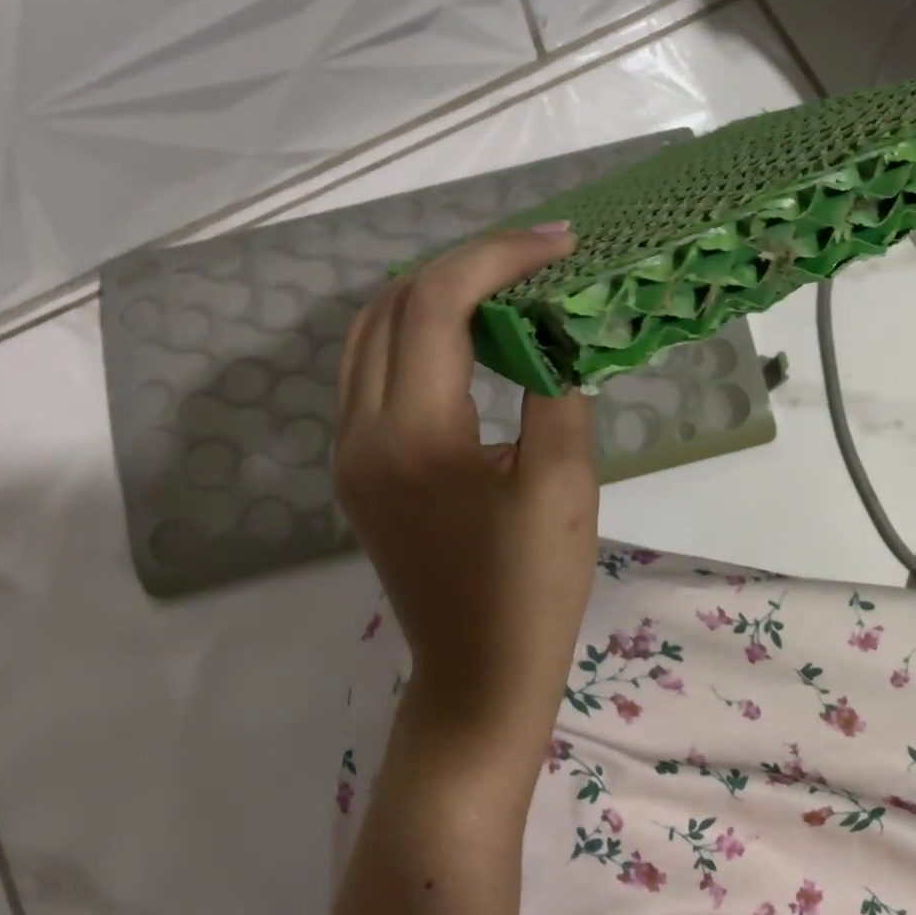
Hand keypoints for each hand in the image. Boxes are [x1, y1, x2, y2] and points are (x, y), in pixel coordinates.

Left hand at [335, 225, 597, 721]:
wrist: (479, 672)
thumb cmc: (533, 586)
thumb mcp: (565, 484)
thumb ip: (556, 393)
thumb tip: (551, 335)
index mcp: (413, 431)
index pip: (438, 303)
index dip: (498, 257)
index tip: (559, 243)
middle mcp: (361, 430)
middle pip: (393, 306)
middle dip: (467, 266)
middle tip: (537, 262)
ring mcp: (350, 452)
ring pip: (372, 336)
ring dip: (436, 298)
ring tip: (507, 293)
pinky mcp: (360, 473)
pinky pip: (374, 375)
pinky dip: (420, 340)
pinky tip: (472, 347)